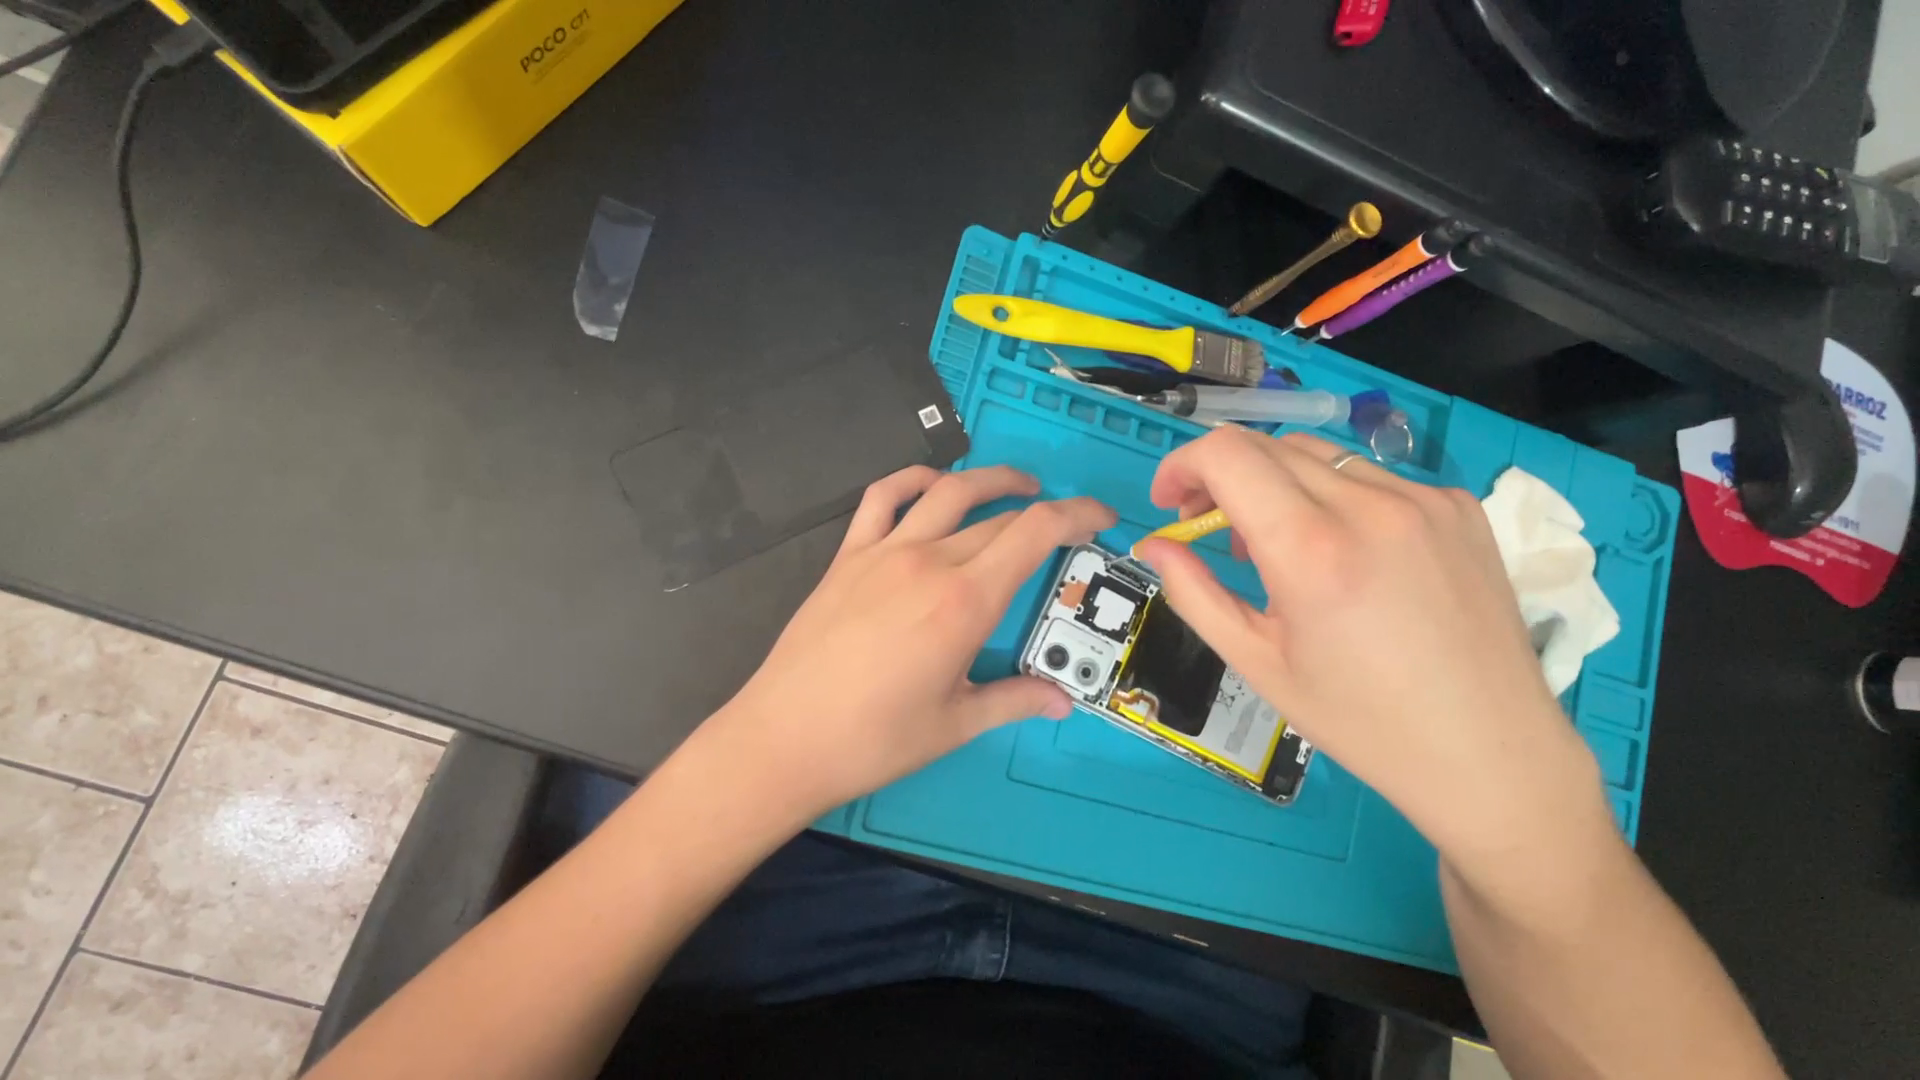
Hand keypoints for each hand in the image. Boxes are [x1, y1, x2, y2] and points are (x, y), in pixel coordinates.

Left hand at [702, 464, 1115, 819]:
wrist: (785, 738)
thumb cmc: (874, 740)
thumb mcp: (956, 724)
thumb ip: (1014, 700)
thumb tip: (1061, 702)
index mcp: (965, 603)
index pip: (1035, 533)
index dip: (1077, 514)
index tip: (1101, 516)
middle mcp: (929, 562)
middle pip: (1001, 517)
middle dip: (1045, 511)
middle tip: (1068, 524)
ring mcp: (883, 552)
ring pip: (947, 492)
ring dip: (990, 480)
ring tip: (1018, 486)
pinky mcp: (847, 556)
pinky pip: (882, 498)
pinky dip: (913, 479)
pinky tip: (932, 485)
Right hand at [1134, 429, 1608, 877]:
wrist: (1489, 752)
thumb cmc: (1360, 721)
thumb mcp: (1257, 663)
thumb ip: (1194, 593)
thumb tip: (1153, 544)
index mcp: (1312, 549)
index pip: (1227, 454)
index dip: (1182, 465)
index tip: (1171, 503)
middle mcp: (1370, 505)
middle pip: (1268, 446)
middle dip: (1222, 476)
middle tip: (1214, 529)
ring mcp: (1424, 499)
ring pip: (1321, 457)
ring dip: (1278, 485)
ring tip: (1281, 546)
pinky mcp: (1459, 506)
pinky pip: (1373, 478)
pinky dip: (1336, 498)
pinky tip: (1347, 553)